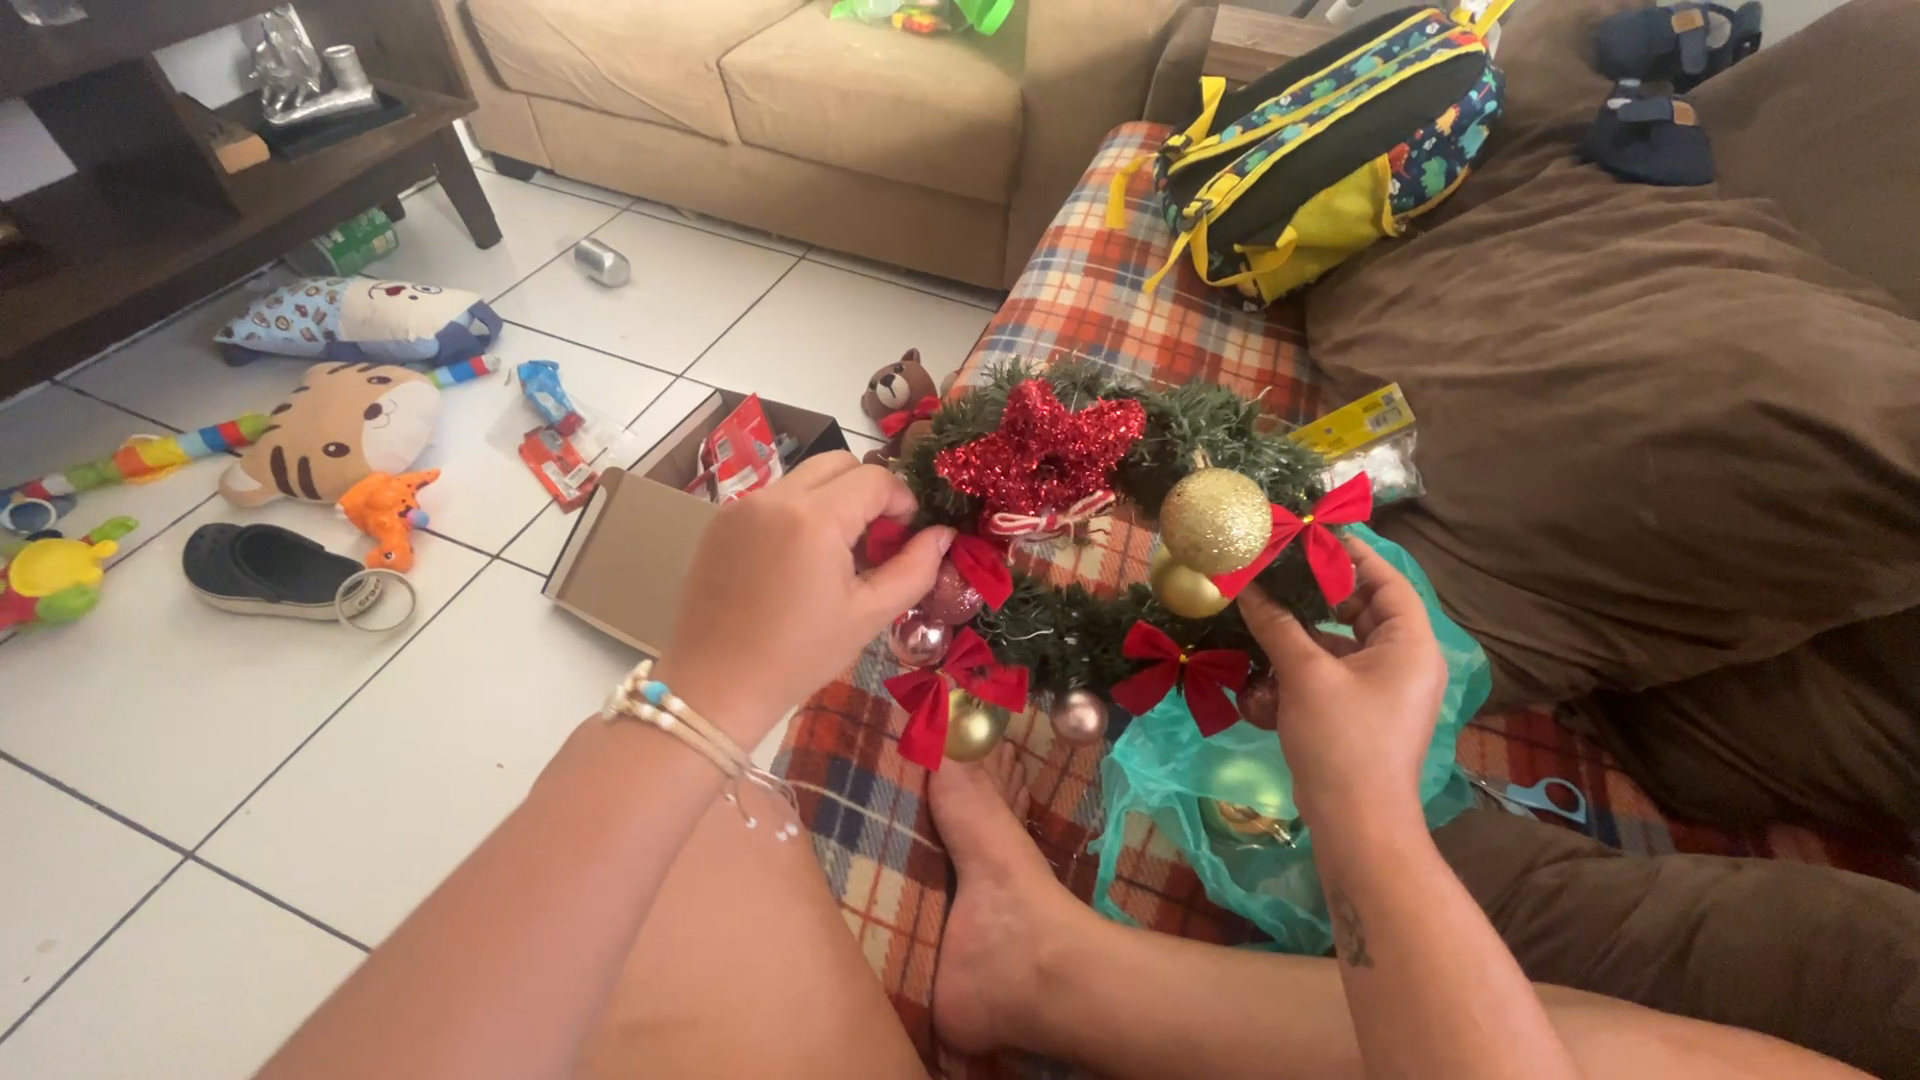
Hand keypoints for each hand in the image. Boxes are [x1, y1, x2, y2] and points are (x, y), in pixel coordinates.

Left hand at [653, 452, 953, 745]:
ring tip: (836, 554)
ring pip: (804, 478)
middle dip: (867, 490)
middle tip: (875, 539)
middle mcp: (774, 498)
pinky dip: (798, 513)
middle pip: (838, 463)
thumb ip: (915, 569)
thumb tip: (943, 534)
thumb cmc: (799, 657)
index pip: (875, 478)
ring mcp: (741, 507)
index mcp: (814, 519)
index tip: (906, 535)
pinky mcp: (720, 522)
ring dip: (832, 500)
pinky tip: (798, 562)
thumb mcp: (869, 616)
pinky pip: (774, 498)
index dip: (902, 500)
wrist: (714, 687)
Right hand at [1237, 537, 1446, 827]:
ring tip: (1262, 617)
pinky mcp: (1359, 711)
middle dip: (1317, 596)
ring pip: (1340, 644)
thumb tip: (1248, 586)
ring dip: (1301, 635)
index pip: (1388, 583)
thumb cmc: (1342, 739)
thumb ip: (1277, 624)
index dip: (1354, 556)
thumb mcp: (1305, 674)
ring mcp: (1383, 690)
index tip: (1314, 537)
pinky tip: (1265, 672)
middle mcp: (1404, 663)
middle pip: (1362, 611)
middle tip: (1277, 573)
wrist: (1356, 822)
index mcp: (1411, 646)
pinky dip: (1301, 667)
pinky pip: (1331, 673)